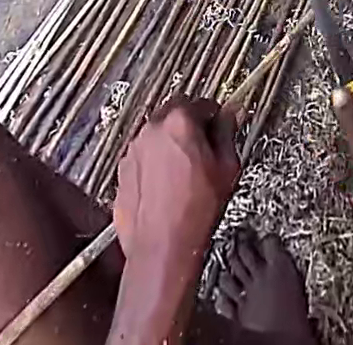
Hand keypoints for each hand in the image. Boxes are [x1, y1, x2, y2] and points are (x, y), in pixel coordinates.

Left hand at [114, 98, 240, 269]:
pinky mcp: (123, 170)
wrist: (162, 249)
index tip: (219, 130)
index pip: (202, 103)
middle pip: (176, 113)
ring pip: (158, 134)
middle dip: (190, 126)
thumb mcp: (227, 167)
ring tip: (184, 172)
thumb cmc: (196, 210)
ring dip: (170, 143)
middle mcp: (153, 128)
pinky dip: (154, 162)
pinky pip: (143, 155)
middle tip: (203, 150)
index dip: (214, 117)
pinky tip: (166, 185)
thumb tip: (230, 114)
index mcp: (180, 121)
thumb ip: (227, 132)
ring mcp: (134, 149)